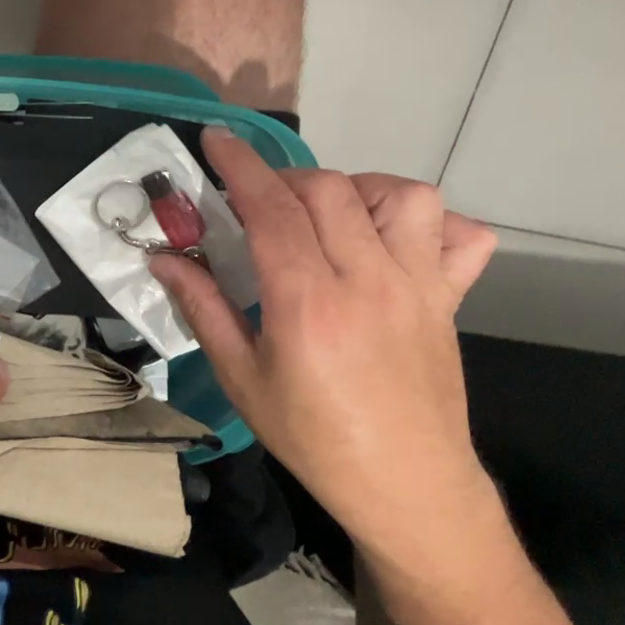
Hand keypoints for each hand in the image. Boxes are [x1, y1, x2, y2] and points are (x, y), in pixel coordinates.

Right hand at [152, 128, 498, 558]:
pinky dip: (426, 222)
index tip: (216, 141)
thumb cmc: (312, 437)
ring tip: (325, 215)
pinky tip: (391, 241)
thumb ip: (203, 307)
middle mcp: (369, 281)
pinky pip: (460, 235)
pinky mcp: (449, 298)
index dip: (240, 167)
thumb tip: (163, 257)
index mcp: (308, 303)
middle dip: (282, 178)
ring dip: (354, 188)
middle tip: (255, 203)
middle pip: (328, 190)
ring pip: (402, 195)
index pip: (274, 209)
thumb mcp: (241, 377)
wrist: (404, 483)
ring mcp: (419, 286)